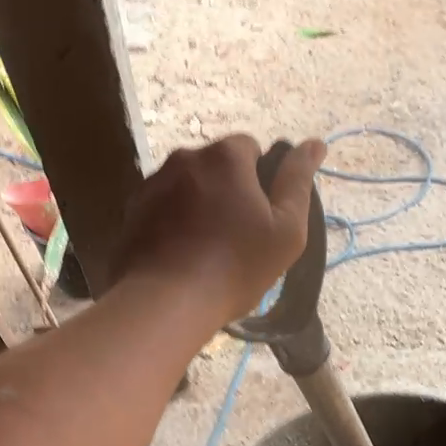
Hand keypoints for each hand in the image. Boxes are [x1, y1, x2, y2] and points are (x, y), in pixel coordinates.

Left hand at [112, 134, 325, 323]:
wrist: (166, 302)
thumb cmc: (236, 267)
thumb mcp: (285, 231)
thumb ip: (299, 182)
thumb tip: (315, 143)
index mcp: (226, 156)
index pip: (250, 149)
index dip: (259, 181)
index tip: (260, 219)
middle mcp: (184, 157)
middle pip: (214, 168)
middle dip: (226, 193)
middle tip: (234, 240)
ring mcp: (151, 184)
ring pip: (185, 189)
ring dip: (196, 209)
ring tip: (203, 254)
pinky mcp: (130, 214)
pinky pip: (160, 211)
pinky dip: (170, 227)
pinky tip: (178, 259)